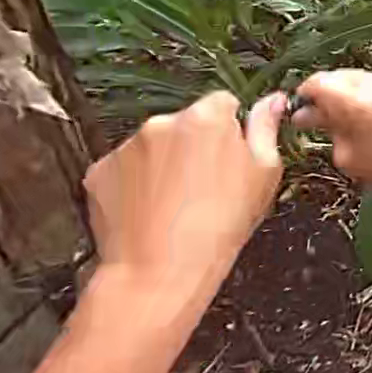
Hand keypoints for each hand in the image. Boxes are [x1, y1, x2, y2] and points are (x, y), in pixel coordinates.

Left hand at [83, 91, 284, 295]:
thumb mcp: (264, 173)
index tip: (234, 156)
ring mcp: (126, 147)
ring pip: (157, 146)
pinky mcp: (98, 172)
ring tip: (178, 203)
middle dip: (198, 145)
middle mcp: (163, 122)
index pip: (225, 103)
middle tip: (209, 184)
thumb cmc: (222, 223)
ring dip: (167, 163)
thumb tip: (273, 101)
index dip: (233, 130)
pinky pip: (127, 168)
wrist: (160, 271)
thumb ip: (266, 129)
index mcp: (208, 117)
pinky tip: (152, 209)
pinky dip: (138, 183)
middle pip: (188, 123)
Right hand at [294, 69, 371, 193]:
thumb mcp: (349, 156)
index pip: (319, 82)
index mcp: (358, 104)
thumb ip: (327, 129)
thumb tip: (305, 114)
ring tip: (365, 115)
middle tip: (332, 112)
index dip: (308, 93)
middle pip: (341, 76)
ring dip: (358, 91)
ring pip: (365, 76)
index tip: (306, 105)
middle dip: (333, 92)